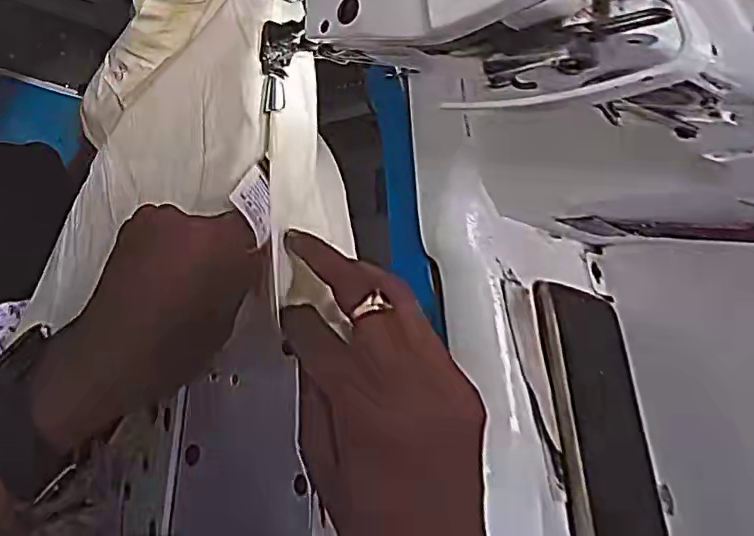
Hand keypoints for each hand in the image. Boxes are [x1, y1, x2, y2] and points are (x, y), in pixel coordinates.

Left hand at [29, 205, 261, 451]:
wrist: (109, 355)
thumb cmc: (167, 350)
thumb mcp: (224, 322)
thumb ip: (239, 281)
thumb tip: (244, 265)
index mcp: (222, 243)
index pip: (251, 226)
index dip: (249, 247)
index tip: (247, 261)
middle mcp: (191, 222)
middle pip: (216, 227)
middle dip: (216, 250)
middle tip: (211, 282)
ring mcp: (158, 219)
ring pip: (187, 228)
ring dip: (186, 248)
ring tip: (176, 286)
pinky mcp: (133, 225)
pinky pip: (161, 231)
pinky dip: (162, 248)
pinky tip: (155, 280)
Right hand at [282, 231, 486, 535]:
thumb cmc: (379, 521)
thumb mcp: (322, 458)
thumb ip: (312, 392)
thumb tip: (306, 346)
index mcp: (361, 401)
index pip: (317, 329)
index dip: (296, 312)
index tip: (289, 307)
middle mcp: (405, 380)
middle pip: (364, 293)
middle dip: (331, 263)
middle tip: (307, 247)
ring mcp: (440, 378)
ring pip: (402, 297)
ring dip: (367, 274)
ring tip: (342, 262)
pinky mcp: (464, 387)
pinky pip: (427, 330)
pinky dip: (399, 313)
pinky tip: (380, 311)